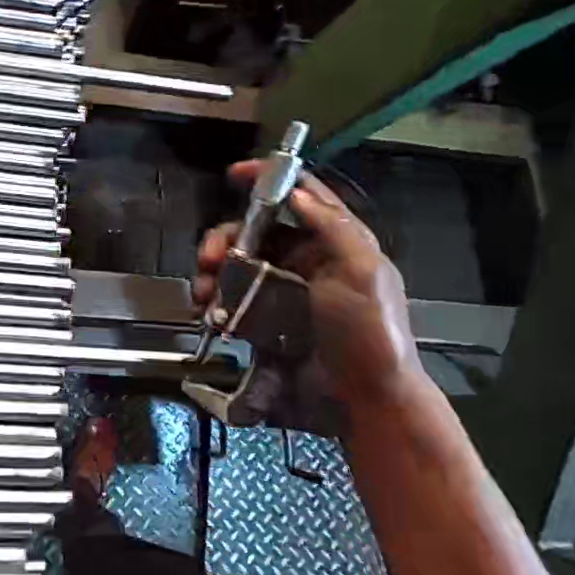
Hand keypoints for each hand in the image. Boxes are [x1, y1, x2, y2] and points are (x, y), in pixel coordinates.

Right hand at [193, 160, 424, 407]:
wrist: (366, 400)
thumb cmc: (370, 332)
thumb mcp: (364, 273)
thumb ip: (333, 227)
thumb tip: (297, 192)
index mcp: (334, 239)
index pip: (301, 193)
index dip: (270, 177)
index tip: (235, 174)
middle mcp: (305, 257)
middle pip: (257, 228)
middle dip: (227, 235)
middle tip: (210, 256)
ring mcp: (283, 288)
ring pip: (239, 261)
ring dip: (214, 268)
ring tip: (203, 289)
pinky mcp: (267, 317)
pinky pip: (233, 296)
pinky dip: (214, 297)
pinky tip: (205, 308)